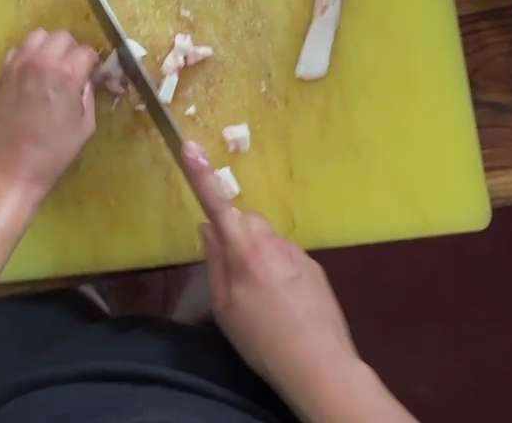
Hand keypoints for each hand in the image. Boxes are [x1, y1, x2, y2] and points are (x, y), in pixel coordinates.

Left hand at [0, 29, 101, 202]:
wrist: (9, 170)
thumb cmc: (52, 154)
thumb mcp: (84, 126)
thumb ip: (88, 94)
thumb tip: (87, 78)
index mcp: (66, 75)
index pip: (86, 51)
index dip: (92, 63)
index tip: (91, 74)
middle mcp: (41, 62)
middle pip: (62, 36)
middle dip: (71, 50)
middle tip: (72, 70)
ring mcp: (18, 65)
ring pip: (37, 36)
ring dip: (48, 48)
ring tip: (50, 68)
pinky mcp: (1, 73)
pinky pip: (17, 51)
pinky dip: (27, 56)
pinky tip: (30, 75)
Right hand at [183, 141, 368, 415]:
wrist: (322, 366)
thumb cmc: (262, 342)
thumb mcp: (225, 309)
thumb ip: (215, 263)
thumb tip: (207, 228)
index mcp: (244, 251)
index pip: (217, 204)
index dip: (200, 174)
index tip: (190, 146)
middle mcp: (271, 241)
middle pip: (246, 220)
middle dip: (236, 235)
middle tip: (234, 274)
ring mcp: (296, 251)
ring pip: (267, 238)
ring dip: (258, 253)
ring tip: (262, 297)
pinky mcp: (315, 265)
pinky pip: (286, 254)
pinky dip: (279, 268)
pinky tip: (284, 302)